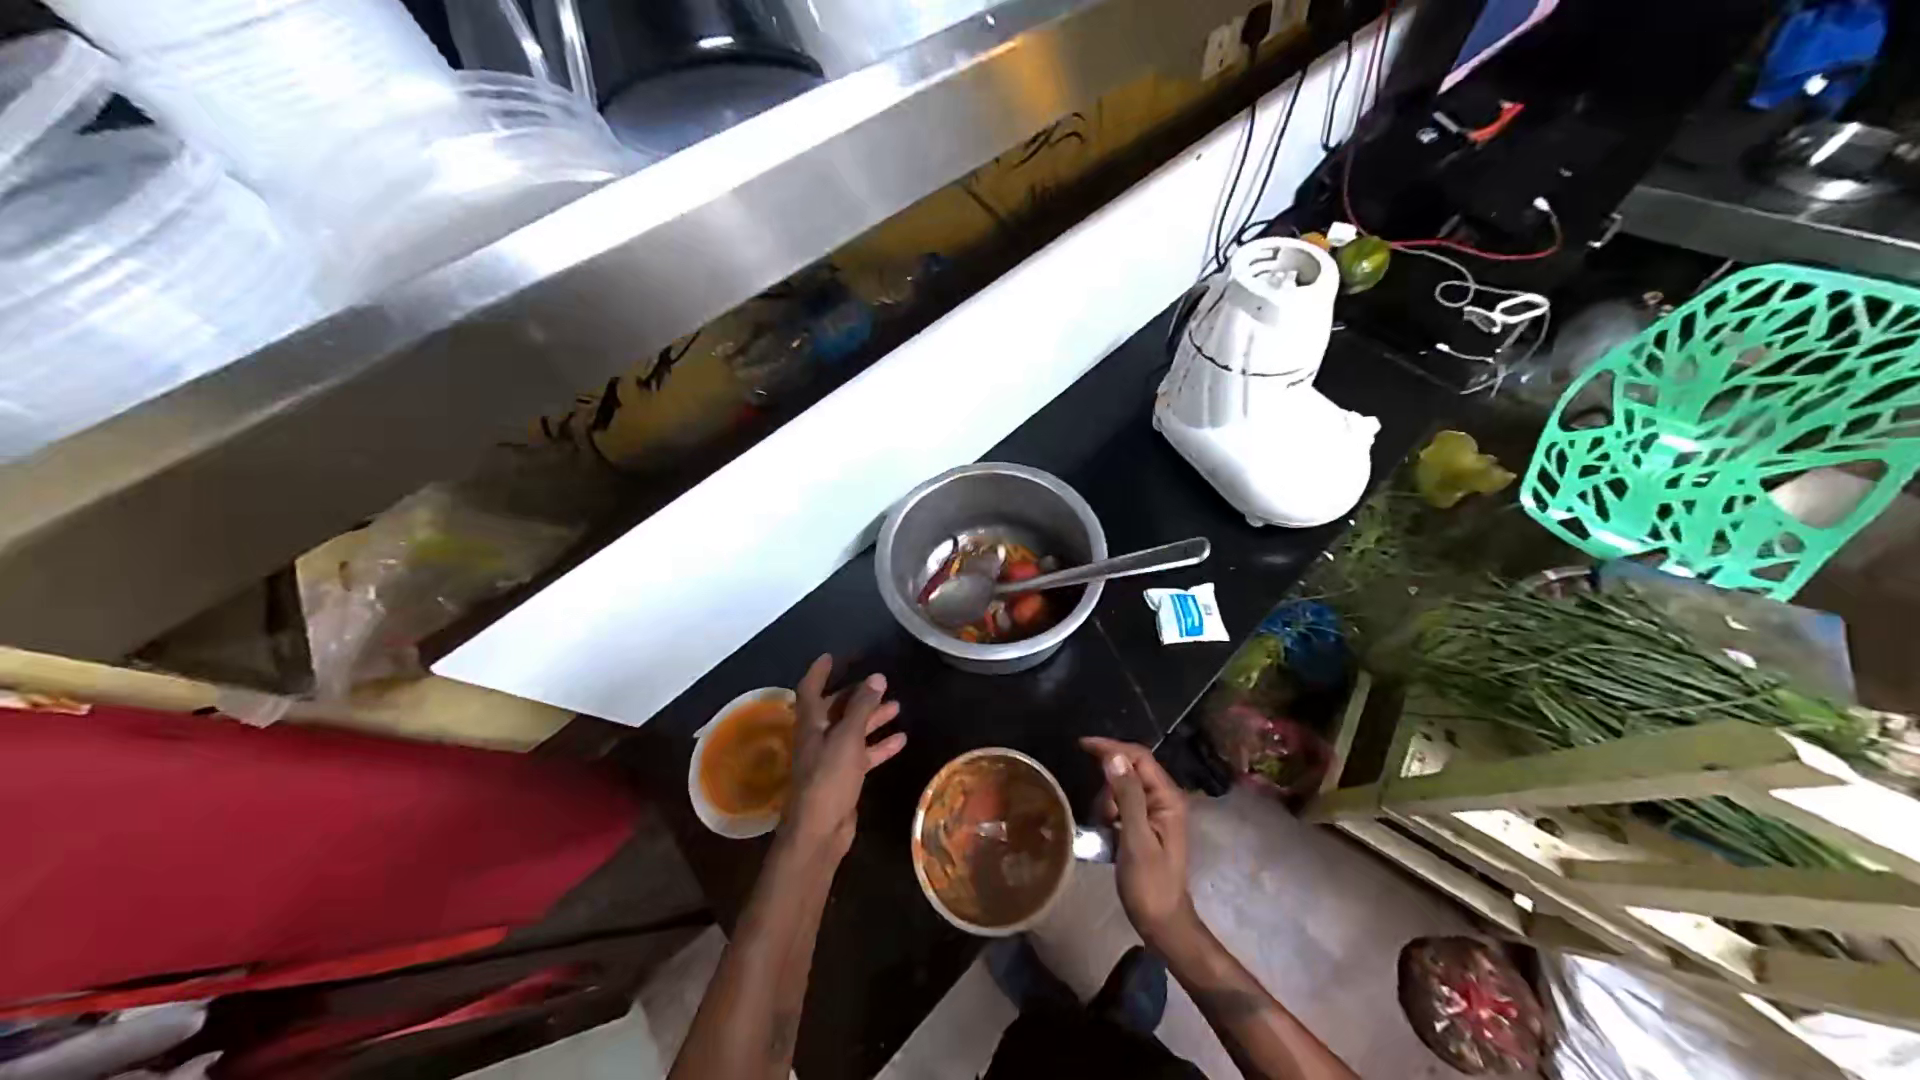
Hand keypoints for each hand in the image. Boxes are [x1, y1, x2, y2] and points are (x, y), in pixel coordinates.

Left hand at [784, 654, 907, 859]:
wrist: (819, 831)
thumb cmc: (828, 779)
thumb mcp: (847, 738)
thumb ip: (862, 708)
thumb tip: (876, 677)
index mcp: (811, 723)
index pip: (811, 689)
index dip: (819, 671)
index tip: (832, 656)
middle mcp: (817, 737)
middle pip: (835, 709)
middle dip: (856, 695)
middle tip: (879, 682)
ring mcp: (830, 758)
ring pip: (852, 731)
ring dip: (871, 718)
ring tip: (897, 706)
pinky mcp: (843, 778)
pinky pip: (862, 754)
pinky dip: (879, 746)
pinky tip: (901, 739)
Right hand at [1081, 737, 1194, 947]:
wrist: (1161, 923)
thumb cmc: (1150, 884)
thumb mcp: (1136, 839)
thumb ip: (1127, 796)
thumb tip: (1114, 757)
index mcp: (1168, 798)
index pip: (1140, 757)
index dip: (1111, 748)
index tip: (1081, 746)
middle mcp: (1164, 799)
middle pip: (1130, 770)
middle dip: (1108, 786)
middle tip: (1103, 817)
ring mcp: (1155, 812)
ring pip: (1121, 788)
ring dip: (1107, 802)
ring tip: (1106, 830)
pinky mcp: (1145, 824)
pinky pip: (1121, 804)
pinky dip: (1109, 813)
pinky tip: (1106, 833)